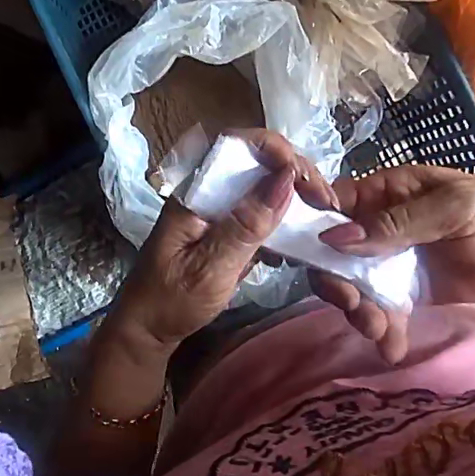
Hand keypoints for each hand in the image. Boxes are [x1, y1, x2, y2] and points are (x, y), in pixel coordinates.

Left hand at [108, 129, 335, 351]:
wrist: (147, 329)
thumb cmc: (170, 301)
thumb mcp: (210, 268)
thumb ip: (246, 225)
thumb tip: (285, 177)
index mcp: (195, 194)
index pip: (236, 146)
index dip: (277, 150)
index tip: (307, 179)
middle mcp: (207, 194)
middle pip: (257, 162)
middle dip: (296, 173)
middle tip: (327, 203)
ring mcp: (217, 211)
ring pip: (263, 187)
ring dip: (295, 196)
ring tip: (324, 215)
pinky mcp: (226, 230)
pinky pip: (260, 213)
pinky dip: (284, 220)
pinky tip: (303, 237)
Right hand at [308, 166, 474, 362]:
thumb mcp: (454, 209)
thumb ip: (395, 224)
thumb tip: (334, 240)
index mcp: (385, 192)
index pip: (332, 206)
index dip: (314, 229)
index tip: (312, 257)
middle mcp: (378, 226)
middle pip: (334, 254)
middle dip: (337, 283)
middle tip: (356, 306)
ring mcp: (390, 262)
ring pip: (353, 286)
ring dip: (358, 311)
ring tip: (379, 332)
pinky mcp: (405, 293)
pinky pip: (381, 310)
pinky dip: (383, 330)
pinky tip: (392, 348)